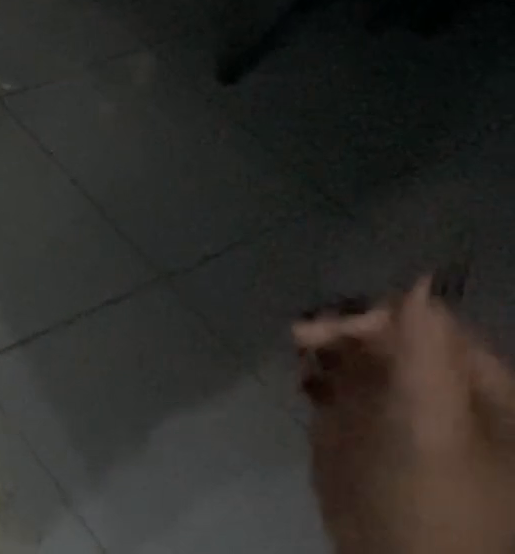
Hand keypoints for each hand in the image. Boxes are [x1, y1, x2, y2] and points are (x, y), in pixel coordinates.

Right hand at [296, 277, 514, 553]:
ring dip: (325, 342)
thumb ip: (426, 354)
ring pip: (358, 353)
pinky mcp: (356, 424)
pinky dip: (313, 368)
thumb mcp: (434, 425)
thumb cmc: (432, 498)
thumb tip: (416, 280)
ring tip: (296, 347)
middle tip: (301, 334)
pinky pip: (336, 379)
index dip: (383, 316)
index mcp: (480, 392)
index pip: (432, 327)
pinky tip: (299, 376)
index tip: (333, 324)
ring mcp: (396, 409)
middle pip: (391, 335)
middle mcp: (442, 393)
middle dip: (345, 326)